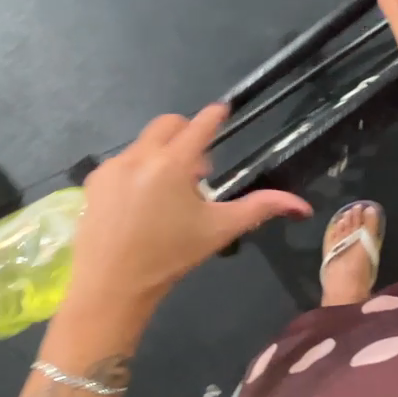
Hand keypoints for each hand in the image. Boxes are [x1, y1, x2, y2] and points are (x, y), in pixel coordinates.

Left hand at [66, 105, 310, 310]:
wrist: (111, 286)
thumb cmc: (171, 257)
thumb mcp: (219, 230)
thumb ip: (261, 209)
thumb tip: (302, 205)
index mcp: (173, 164)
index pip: (200, 125)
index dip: (214, 115)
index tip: (222, 110)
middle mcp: (140, 156)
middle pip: (168, 124)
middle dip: (186, 134)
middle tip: (198, 168)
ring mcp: (113, 166)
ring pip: (144, 144)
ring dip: (162, 154)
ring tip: (169, 193)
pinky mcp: (94, 181)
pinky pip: (122, 162)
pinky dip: (138, 170)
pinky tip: (142, 204)